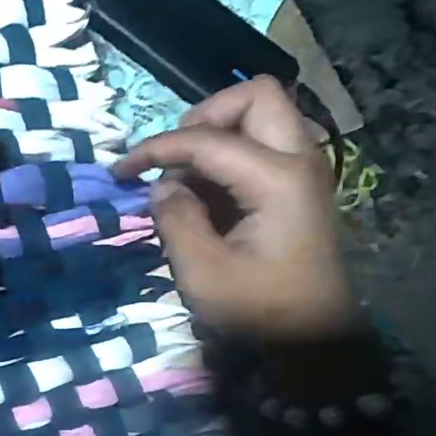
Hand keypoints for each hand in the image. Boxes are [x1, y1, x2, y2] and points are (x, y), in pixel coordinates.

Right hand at [115, 76, 359, 341]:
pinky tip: (205, 196)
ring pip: (262, 116)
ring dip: (217, 135)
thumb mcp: (203, 273)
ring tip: (184, 180)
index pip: (207, 140)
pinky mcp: (297, 188)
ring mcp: (303, 171)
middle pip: (255, 96)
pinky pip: (263, 145)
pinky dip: (228, 156)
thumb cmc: (258, 309)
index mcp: (276, 179)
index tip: (122, 171)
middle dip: (203, 117)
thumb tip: (163, 187)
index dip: (157, 149)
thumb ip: (176, 220)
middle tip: (173, 156)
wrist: (313, 340)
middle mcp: (298, 160)